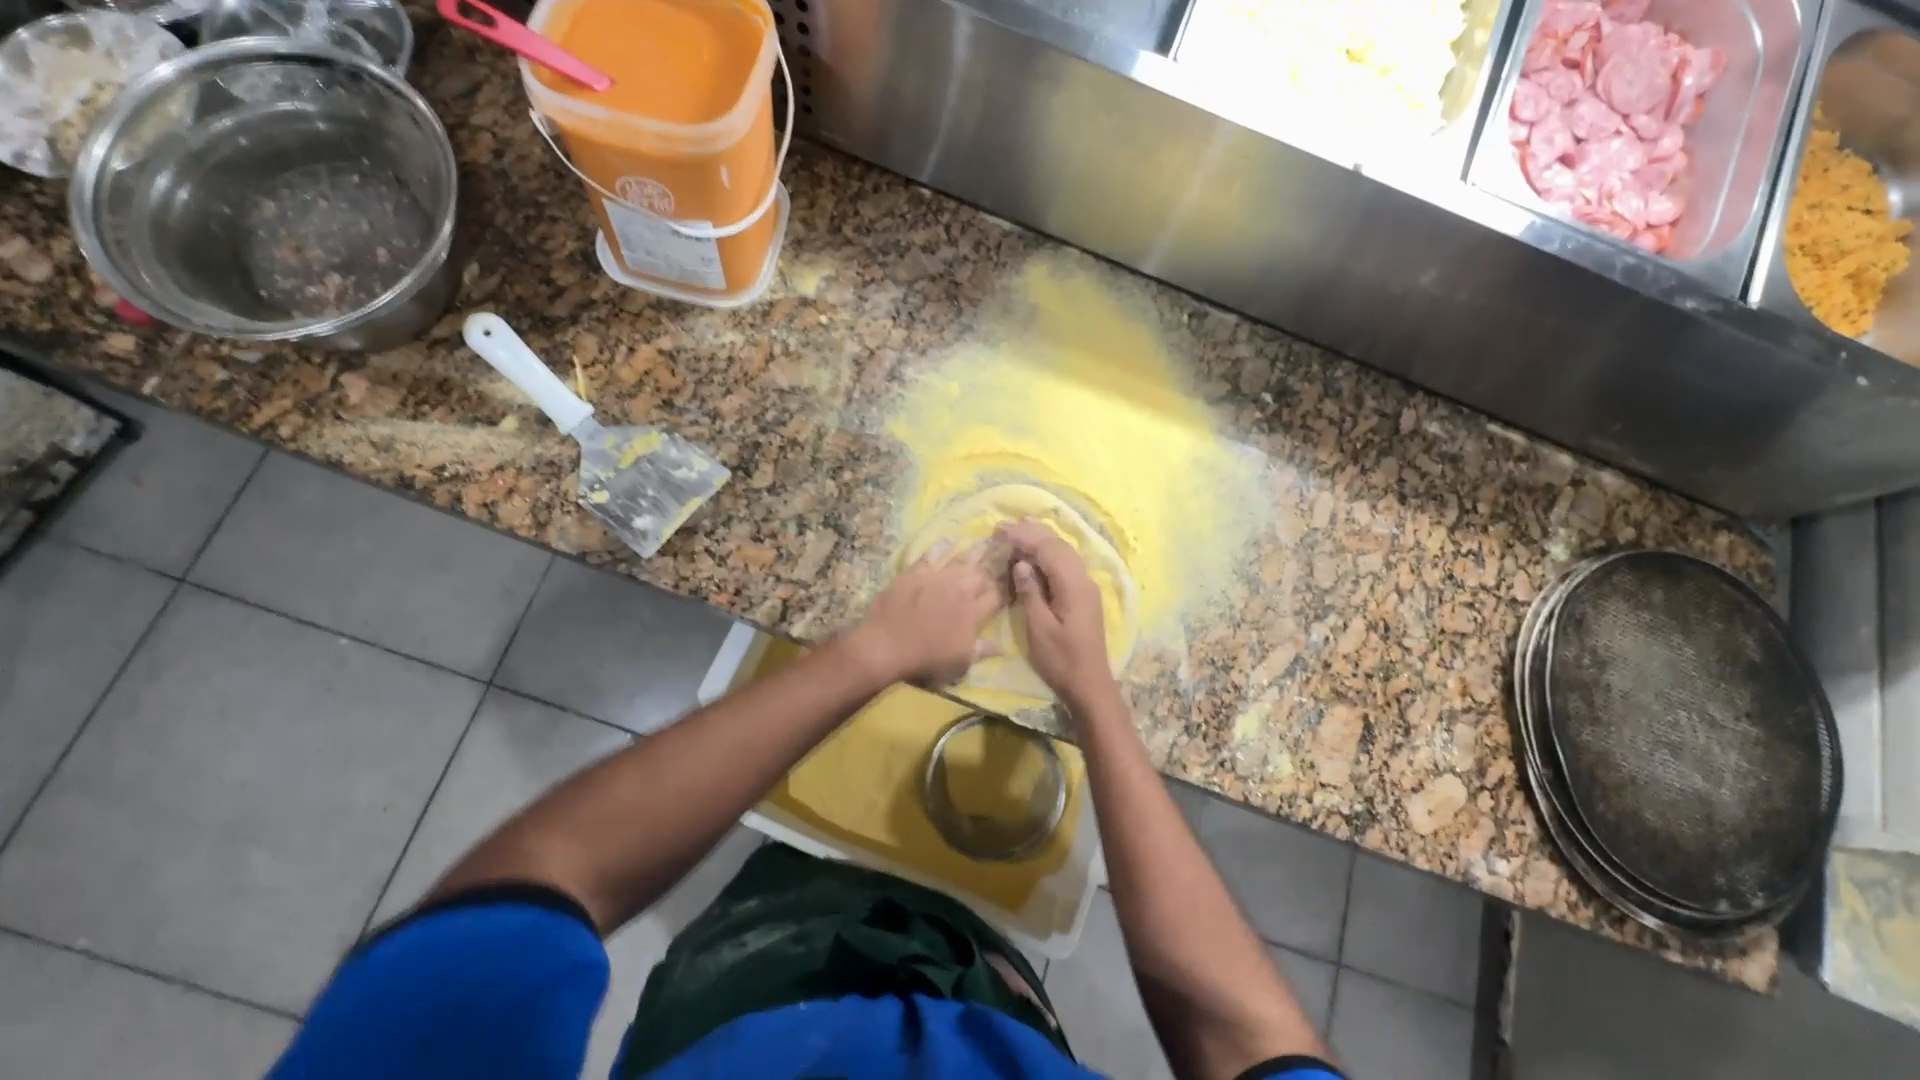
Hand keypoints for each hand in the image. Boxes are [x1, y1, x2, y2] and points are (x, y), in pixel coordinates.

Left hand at [848, 541, 1002, 686]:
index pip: (997, 595)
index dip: (1006, 588)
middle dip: (996, 563)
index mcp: (974, 613)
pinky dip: (941, 546)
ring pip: (962, 560)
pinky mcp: (916, 572)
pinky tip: (949, 539)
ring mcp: (938, 578)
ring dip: (977, 550)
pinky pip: (932, 554)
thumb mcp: (960, 664)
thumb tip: (1004, 647)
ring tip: (988, 540)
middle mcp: (961, 591)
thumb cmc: (926, 660)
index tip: (1012, 580)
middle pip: (983, 574)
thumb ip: (983, 651)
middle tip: (1005, 552)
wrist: (888, 645)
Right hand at [999, 521, 1114, 707]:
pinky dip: (1049, 555)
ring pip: (1065, 553)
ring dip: (1042, 541)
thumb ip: (1030, 592)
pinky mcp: (1083, 596)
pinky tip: (1035, 556)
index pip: (1049, 549)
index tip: (1000, 531)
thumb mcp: (1039, 628)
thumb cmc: (1061, 660)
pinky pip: (1066, 565)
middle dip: (1033, 532)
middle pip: (1060, 545)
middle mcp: (1084, 580)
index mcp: (1074, 586)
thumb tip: (1022, 563)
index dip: (1025, 536)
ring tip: (1018, 532)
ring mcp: (1086, 588)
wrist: (1089, 685)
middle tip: (1005, 527)